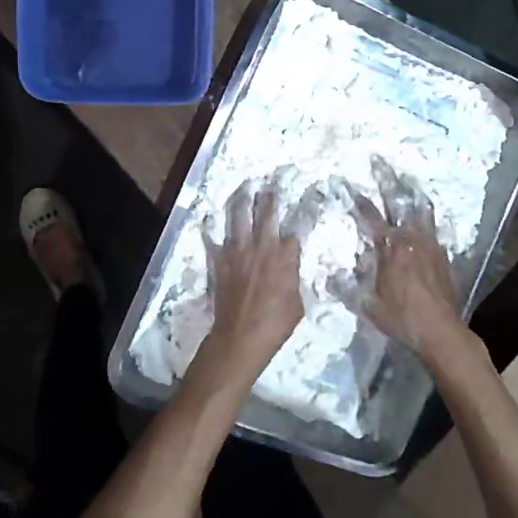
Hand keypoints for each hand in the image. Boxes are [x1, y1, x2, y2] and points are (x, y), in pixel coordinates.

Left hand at [201, 174, 315, 371]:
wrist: (241, 335)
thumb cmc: (276, 323)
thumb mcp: (297, 302)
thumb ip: (293, 277)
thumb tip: (289, 268)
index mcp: (286, 255)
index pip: (298, 224)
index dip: (304, 207)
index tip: (309, 193)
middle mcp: (262, 245)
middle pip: (266, 212)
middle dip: (270, 195)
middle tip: (271, 182)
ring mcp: (238, 249)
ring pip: (238, 216)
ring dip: (242, 200)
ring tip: (245, 187)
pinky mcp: (219, 257)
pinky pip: (212, 237)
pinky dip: (210, 226)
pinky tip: (208, 216)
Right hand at [349, 157, 463, 359]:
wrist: (441, 332)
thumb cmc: (400, 316)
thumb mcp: (366, 304)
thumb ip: (346, 285)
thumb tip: (330, 271)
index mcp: (390, 247)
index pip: (369, 216)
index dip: (356, 199)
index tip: (345, 183)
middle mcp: (410, 238)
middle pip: (398, 202)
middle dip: (387, 180)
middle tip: (378, 162)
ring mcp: (430, 244)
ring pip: (420, 210)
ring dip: (410, 193)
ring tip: (404, 180)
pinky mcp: (442, 254)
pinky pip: (432, 227)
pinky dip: (424, 216)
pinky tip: (421, 216)